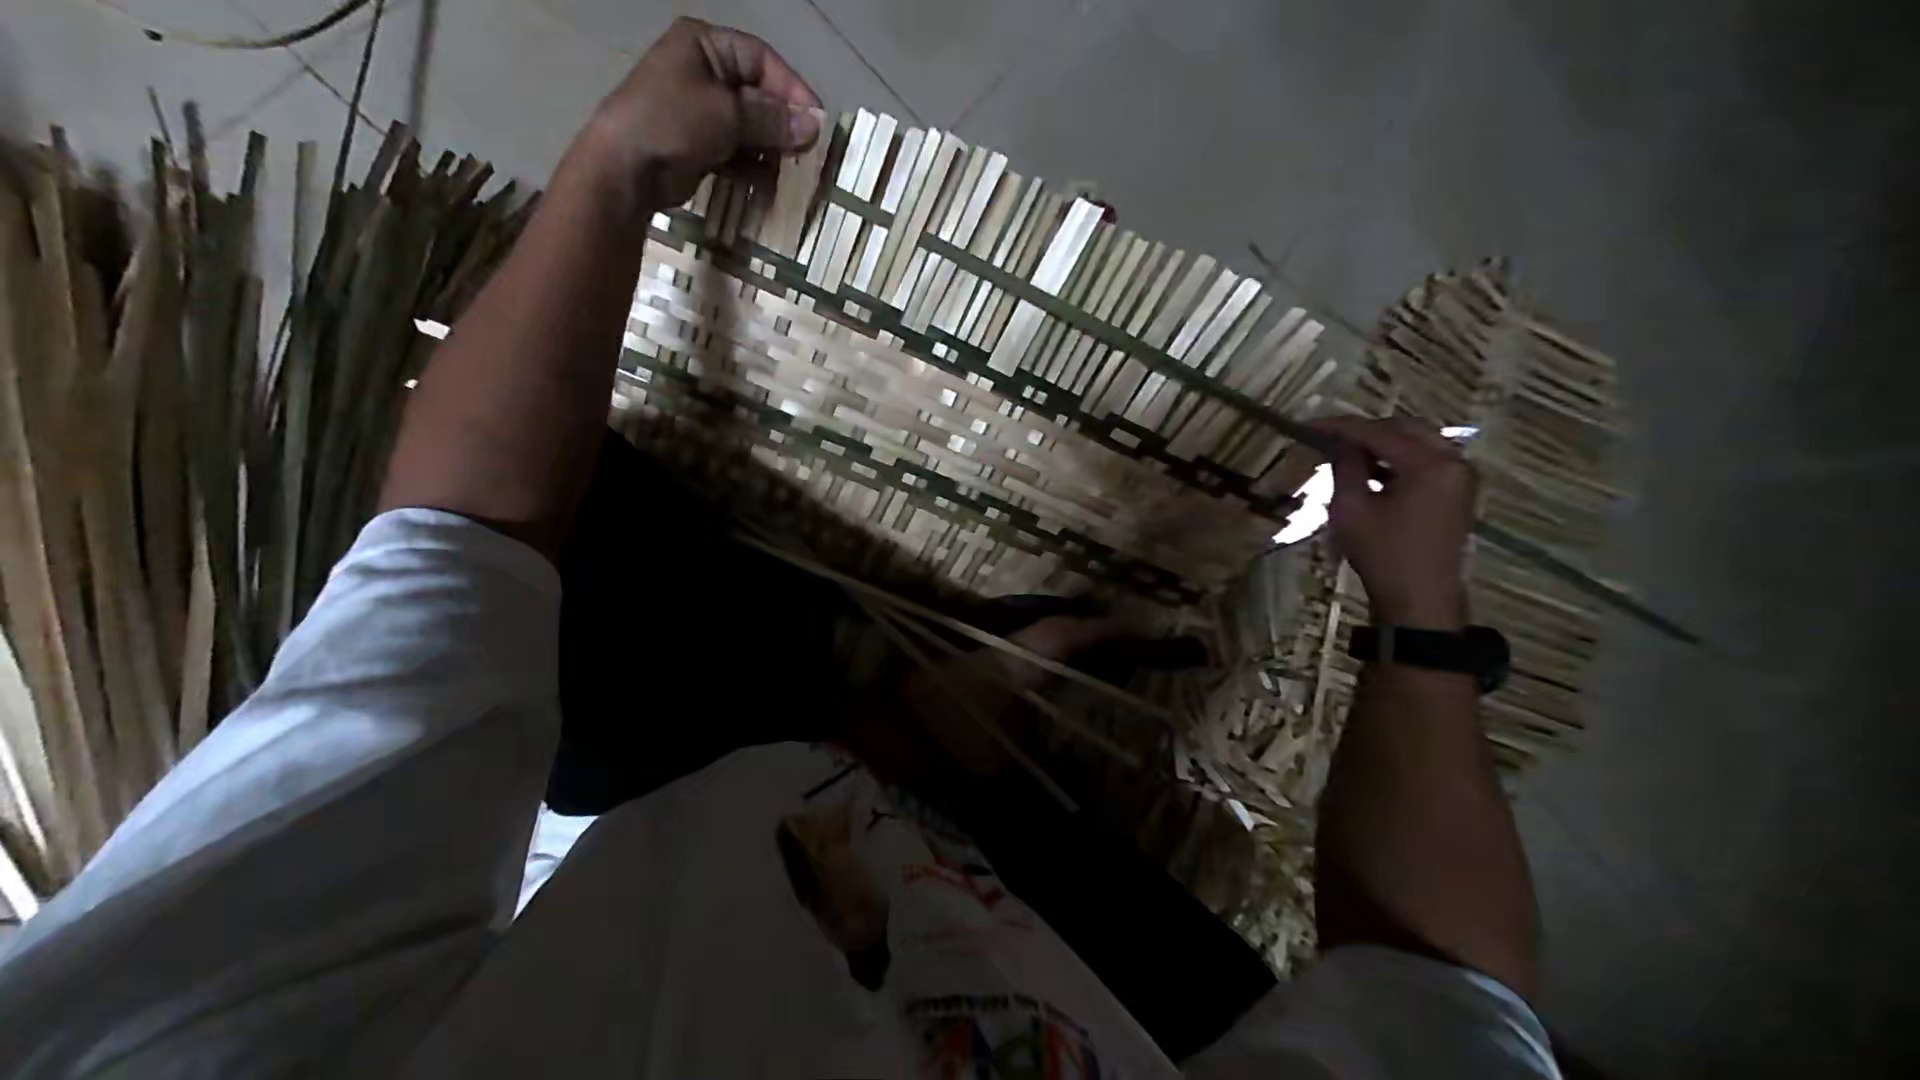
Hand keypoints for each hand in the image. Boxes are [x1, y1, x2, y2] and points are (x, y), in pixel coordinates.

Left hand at [572, 17, 822, 208]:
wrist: (628, 167)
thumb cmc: (674, 122)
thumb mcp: (728, 114)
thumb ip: (773, 120)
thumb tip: (814, 126)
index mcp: (705, 45)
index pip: (761, 59)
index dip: (791, 88)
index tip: (815, 119)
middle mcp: (704, 73)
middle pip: (758, 95)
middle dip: (783, 124)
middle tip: (807, 150)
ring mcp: (701, 112)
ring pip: (750, 128)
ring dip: (772, 149)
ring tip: (790, 170)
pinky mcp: (701, 146)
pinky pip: (738, 153)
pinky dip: (754, 168)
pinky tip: (769, 184)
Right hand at [1313, 416, 1476, 628]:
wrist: (1419, 598)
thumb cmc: (1381, 553)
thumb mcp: (1351, 508)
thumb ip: (1346, 467)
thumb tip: (1339, 444)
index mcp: (1429, 464)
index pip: (1378, 432)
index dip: (1340, 427)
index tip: (1308, 426)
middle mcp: (1454, 461)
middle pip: (1405, 428)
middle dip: (1365, 430)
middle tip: (1329, 438)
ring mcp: (1461, 476)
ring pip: (1418, 441)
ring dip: (1383, 443)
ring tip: (1348, 453)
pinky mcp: (1458, 491)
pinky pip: (1427, 459)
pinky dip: (1399, 458)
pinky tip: (1373, 471)